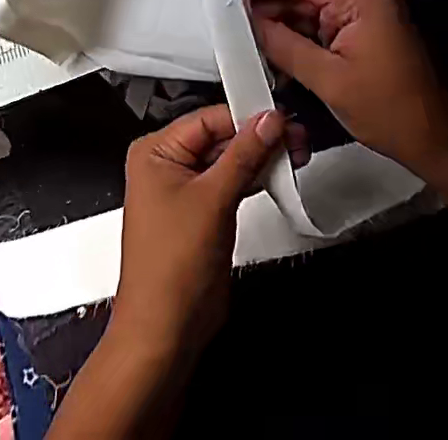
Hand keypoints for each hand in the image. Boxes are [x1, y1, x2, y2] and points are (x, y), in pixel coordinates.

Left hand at [109, 105, 304, 356]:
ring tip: (292, 152)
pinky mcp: (202, 211)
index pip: (207, 118)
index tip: (278, 117)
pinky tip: (277, 173)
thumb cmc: (167, 272)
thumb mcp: (213, 199)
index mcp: (154, 152)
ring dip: (260, 157)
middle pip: (219, 137)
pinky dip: (254, 177)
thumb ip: (244, 155)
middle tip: (292, 136)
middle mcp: (166, 166)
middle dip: (258, 138)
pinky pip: (231, 181)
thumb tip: (266, 123)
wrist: (167, 330)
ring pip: (229, 159)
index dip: (244, 117)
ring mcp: (185, 190)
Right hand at [247, 0, 447, 180]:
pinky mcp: (362, 35)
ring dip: (282, 25)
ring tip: (251, 40)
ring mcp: (365, 17)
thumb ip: (284, 46)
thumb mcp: (328, 79)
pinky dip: (298, 39)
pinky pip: (321, 28)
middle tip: (236, 20)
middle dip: (270, 6)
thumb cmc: (396, 111)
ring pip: (310, 11)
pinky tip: (275, 52)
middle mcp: (366, 1)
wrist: (433, 139)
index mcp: (363, 0)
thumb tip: (253, 25)